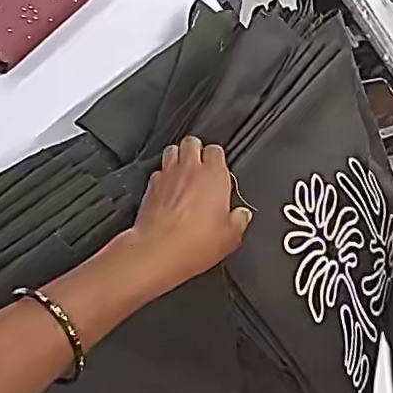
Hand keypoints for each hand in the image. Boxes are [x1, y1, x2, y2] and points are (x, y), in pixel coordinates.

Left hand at [115, 136, 251, 298]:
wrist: (158, 251)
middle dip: (196, 150)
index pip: (216, 150)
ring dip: (178, 157)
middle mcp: (189, 169)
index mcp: (214, 176)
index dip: (218, 159)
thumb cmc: (193, 243)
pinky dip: (163, 177)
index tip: (220, 172)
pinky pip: (157, 172)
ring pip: (172, 150)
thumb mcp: (230, 237)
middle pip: (192, 142)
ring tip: (184, 171)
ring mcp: (167, 175)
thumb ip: (240, 220)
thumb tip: (242, 215)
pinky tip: (167, 190)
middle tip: (201, 166)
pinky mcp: (150, 187)